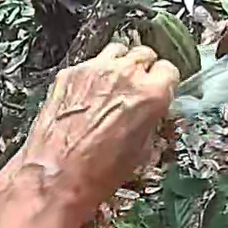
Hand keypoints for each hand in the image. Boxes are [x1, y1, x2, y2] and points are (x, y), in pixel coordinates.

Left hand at [0, 42, 178, 227]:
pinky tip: (91, 96)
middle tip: (139, 89)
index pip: (169, 70)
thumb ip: (152, 122)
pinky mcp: (69, 73)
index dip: (166, 84)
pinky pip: (90, 64)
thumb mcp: (142, 152)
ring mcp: (94, 70)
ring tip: (116, 87)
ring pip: (117, 51)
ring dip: (121, 65)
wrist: (57, 175)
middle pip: (144, 55)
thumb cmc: (98, 172)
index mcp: (150, 95)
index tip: (161, 92)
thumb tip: (152, 115)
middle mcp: (124, 75)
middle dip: (144, 71)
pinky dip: (95, 74)